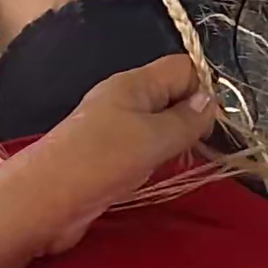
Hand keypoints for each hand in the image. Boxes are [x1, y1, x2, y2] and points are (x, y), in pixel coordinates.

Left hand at [0, 55, 216, 267]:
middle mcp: (125, 100)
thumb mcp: (152, 137)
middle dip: (196, 116)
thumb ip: (185, 119)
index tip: (221, 120)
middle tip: (217, 146)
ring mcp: (115, 129)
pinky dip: (161, 157)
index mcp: (133, 84)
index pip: (182, 67)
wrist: (46, 200)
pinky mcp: (110, 157)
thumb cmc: (101, 159)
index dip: (205, 87)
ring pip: (160, 124)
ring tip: (197, 159)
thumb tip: (212, 99)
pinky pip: (146, 147)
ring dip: (180, 140)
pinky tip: (170, 171)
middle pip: (172, 95)